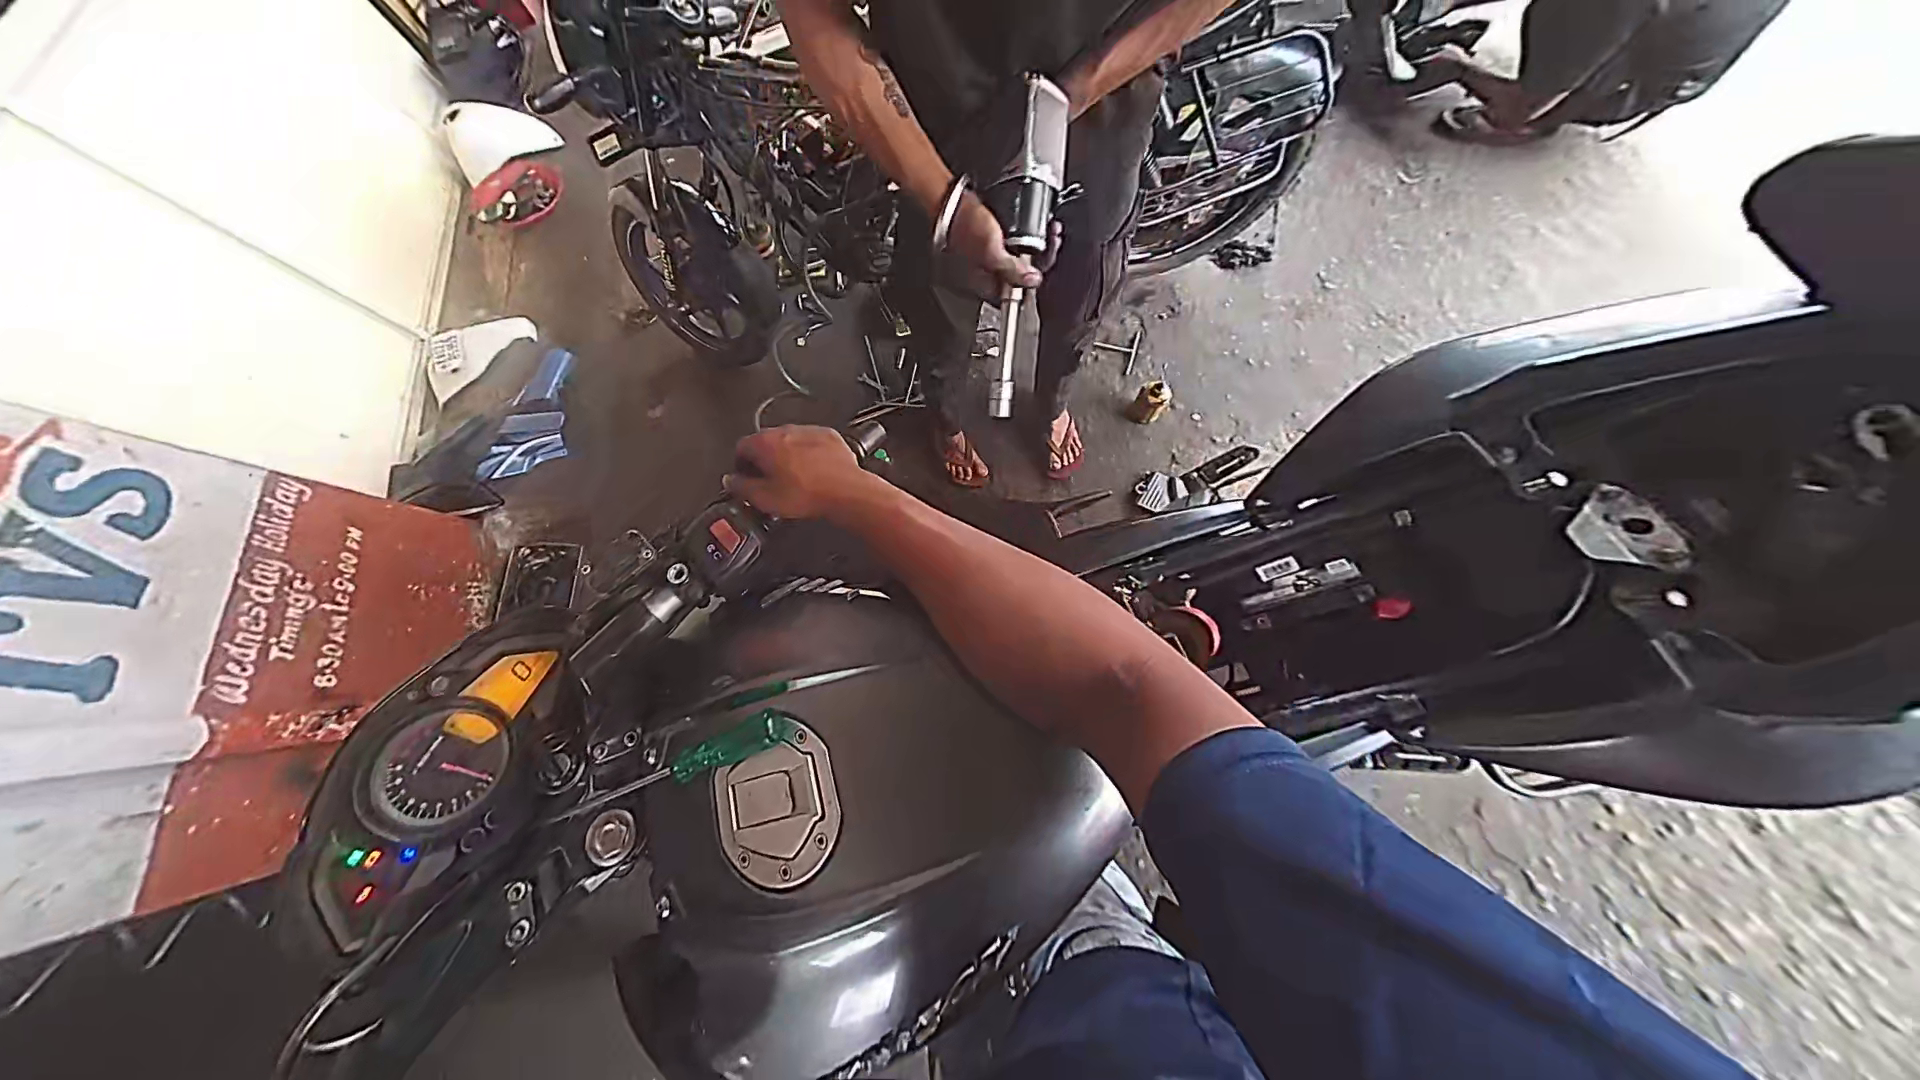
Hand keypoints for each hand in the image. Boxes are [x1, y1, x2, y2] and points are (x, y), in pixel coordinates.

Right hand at [725, 426, 878, 520]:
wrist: (846, 492)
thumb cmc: (809, 494)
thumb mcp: (765, 499)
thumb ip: (741, 487)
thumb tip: (731, 481)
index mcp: (765, 443)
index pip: (741, 447)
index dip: (741, 464)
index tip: (746, 476)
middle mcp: (786, 431)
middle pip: (766, 442)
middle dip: (764, 460)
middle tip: (770, 481)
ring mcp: (809, 432)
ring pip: (790, 441)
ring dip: (788, 456)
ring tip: (795, 480)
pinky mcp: (829, 437)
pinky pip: (812, 443)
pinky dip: (810, 454)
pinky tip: (814, 473)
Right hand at [946, 192, 1042, 298]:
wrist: (950, 201)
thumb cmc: (963, 226)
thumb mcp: (991, 252)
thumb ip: (1013, 270)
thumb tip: (1033, 281)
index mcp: (988, 286)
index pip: (1019, 293)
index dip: (1036, 277)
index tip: (1048, 257)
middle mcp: (991, 276)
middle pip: (1024, 276)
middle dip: (1042, 257)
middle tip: (1053, 239)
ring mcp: (991, 261)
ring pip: (1022, 259)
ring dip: (1039, 246)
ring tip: (1049, 230)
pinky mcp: (993, 244)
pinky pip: (1017, 246)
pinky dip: (1028, 237)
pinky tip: (1036, 226)